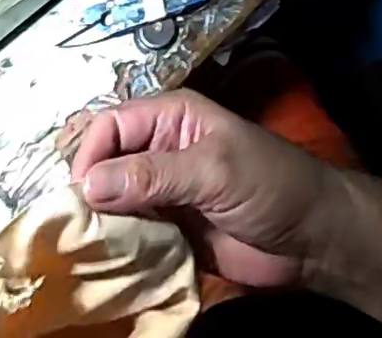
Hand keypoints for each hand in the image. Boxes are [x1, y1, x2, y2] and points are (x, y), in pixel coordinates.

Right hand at [69, 90, 343, 287]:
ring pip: (113, 200)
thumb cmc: (269, 182)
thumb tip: (88, 183)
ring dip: (97, 223)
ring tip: (81, 251)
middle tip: (72, 229)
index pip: (112, 125)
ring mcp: (164, 191)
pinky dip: (114, 247)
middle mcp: (160, 148)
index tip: (79, 198)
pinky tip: (103, 265)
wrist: (309, 236)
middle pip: (106, 162)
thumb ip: (154, 174)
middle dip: (87, 190)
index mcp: (171, 117)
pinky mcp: (169, 228)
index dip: (90, 155)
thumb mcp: (214, 169)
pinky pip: (129, 234)